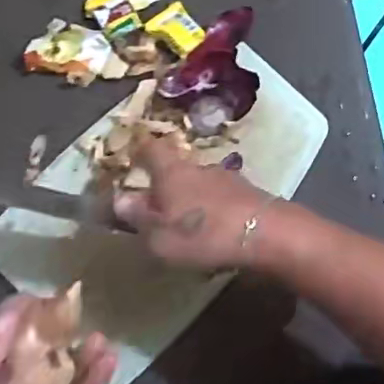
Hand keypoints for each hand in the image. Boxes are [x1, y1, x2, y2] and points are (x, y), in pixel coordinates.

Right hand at [114, 139, 282, 271]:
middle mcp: (199, 167)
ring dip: (187, 200)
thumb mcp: (157, 235)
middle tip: (151, 210)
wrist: (262, 231)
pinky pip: (215, 197)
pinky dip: (207, 209)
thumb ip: (138, 216)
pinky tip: (207, 231)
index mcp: (173, 173)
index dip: (140, 149)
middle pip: (176, 170)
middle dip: (163, 186)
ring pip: (197, 184)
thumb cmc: (201, 234)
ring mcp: (225, 177)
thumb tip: (121, 196)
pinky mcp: (244, 191)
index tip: (130, 153)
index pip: (154, 149)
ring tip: (180, 227)